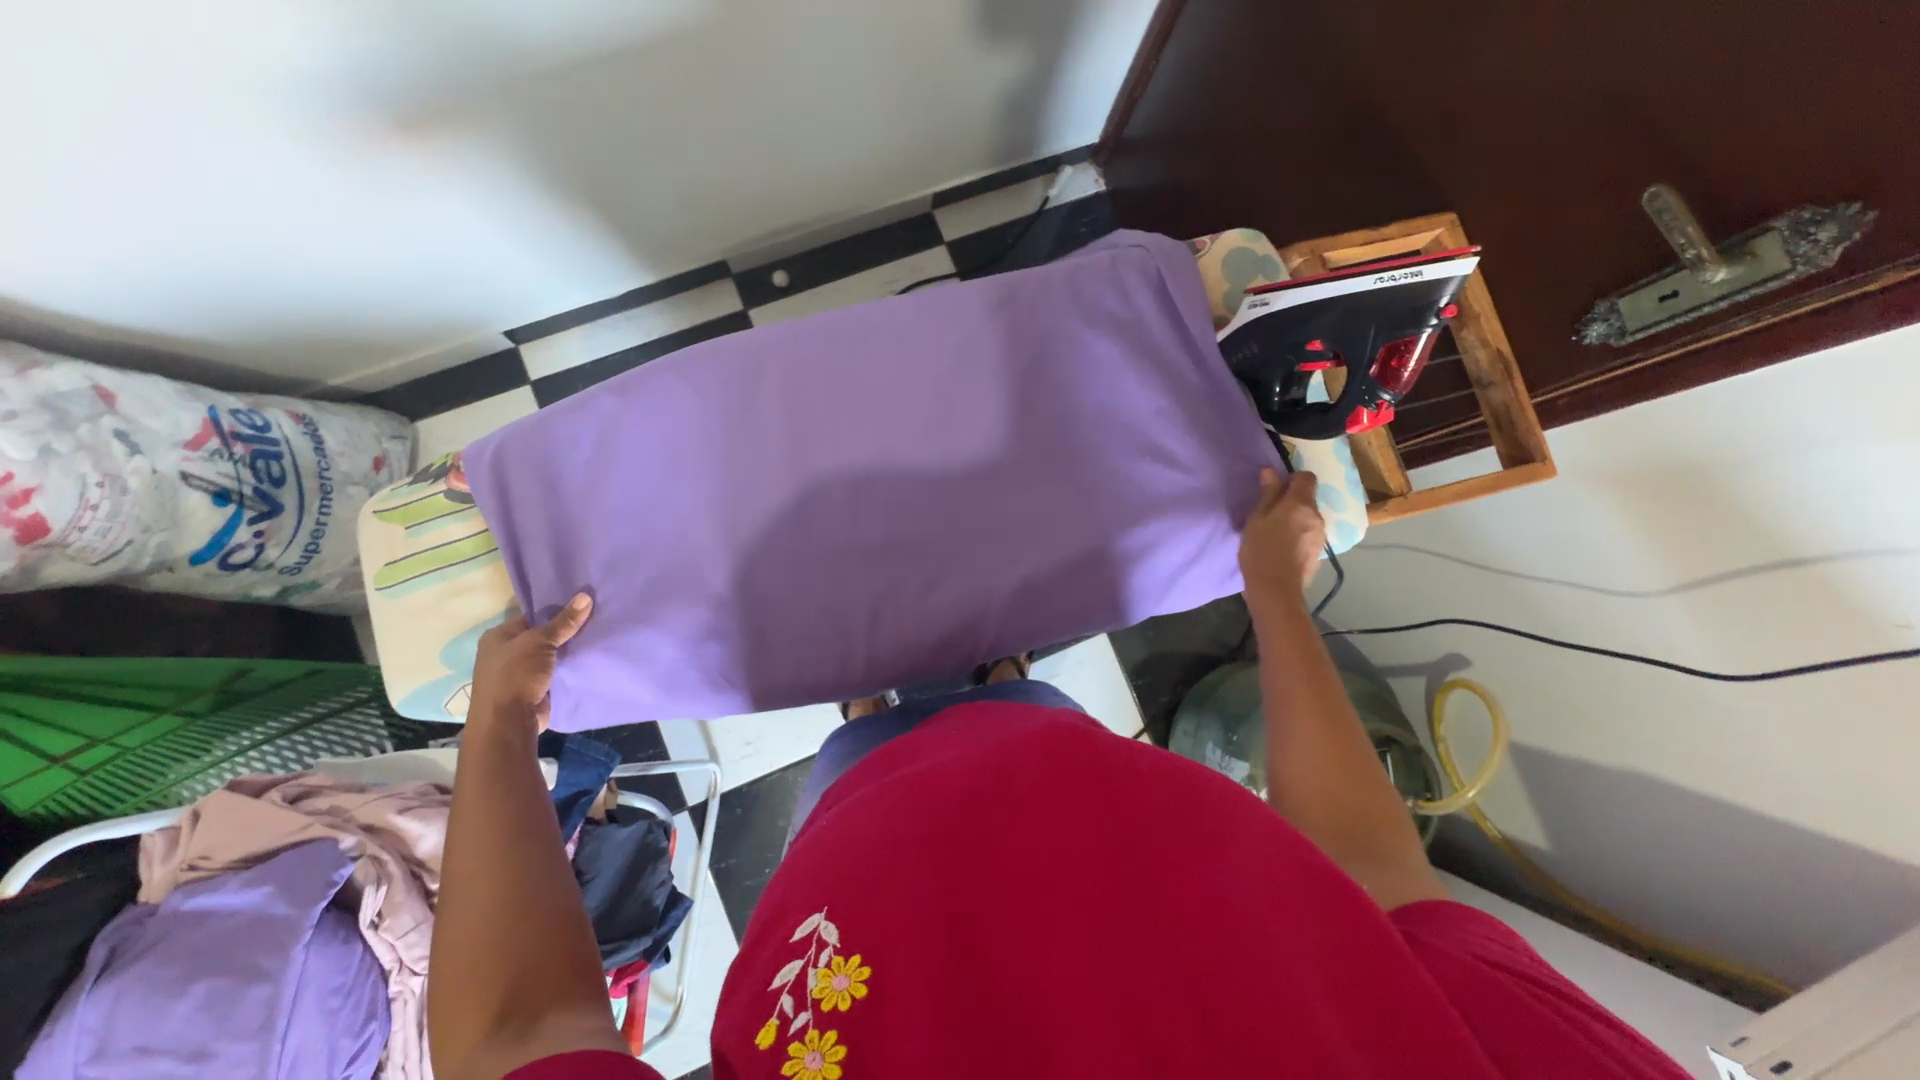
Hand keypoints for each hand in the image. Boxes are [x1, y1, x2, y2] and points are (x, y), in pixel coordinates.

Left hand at [468, 592, 593, 730]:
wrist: (509, 720)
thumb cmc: (515, 674)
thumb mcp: (539, 642)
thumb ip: (563, 622)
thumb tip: (586, 596)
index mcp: (499, 636)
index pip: (531, 617)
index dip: (556, 611)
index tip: (582, 605)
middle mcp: (507, 653)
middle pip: (543, 636)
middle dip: (566, 631)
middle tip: (596, 618)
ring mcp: (521, 673)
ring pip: (552, 656)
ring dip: (570, 651)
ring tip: (600, 636)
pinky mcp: (535, 690)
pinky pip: (557, 673)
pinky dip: (571, 668)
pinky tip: (592, 658)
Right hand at [1238, 468, 1325, 608]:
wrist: (1276, 589)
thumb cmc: (1260, 550)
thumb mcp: (1257, 519)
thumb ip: (1267, 494)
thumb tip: (1271, 471)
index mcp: (1300, 503)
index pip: (1306, 477)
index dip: (1292, 478)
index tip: (1276, 489)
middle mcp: (1316, 515)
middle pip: (1307, 499)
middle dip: (1292, 502)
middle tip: (1269, 514)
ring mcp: (1320, 535)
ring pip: (1308, 518)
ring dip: (1295, 520)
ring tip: (1275, 534)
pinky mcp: (1318, 551)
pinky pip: (1309, 535)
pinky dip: (1298, 536)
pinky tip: (1283, 549)